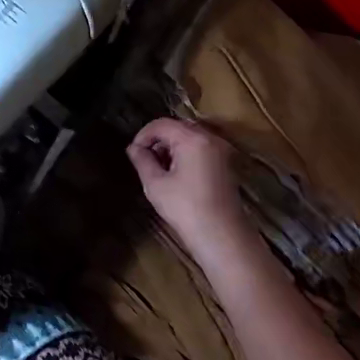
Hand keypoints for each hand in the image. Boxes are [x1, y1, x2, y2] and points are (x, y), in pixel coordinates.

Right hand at [126, 117, 250, 256]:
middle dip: (158, 140)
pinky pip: (201, 148)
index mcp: (192, 139)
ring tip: (159, 169)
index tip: (133, 153)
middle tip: (144, 160)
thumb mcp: (155, 184)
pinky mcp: (226, 164)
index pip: (161, 124)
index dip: (143, 135)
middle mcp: (210, 138)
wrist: (221, 234)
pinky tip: (177, 174)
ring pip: (190, 137)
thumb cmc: (185, 208)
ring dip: (171, 147)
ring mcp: (221, 150)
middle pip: (178, 127)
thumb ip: (142, 160)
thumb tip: (133, 148)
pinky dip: (186, 154)